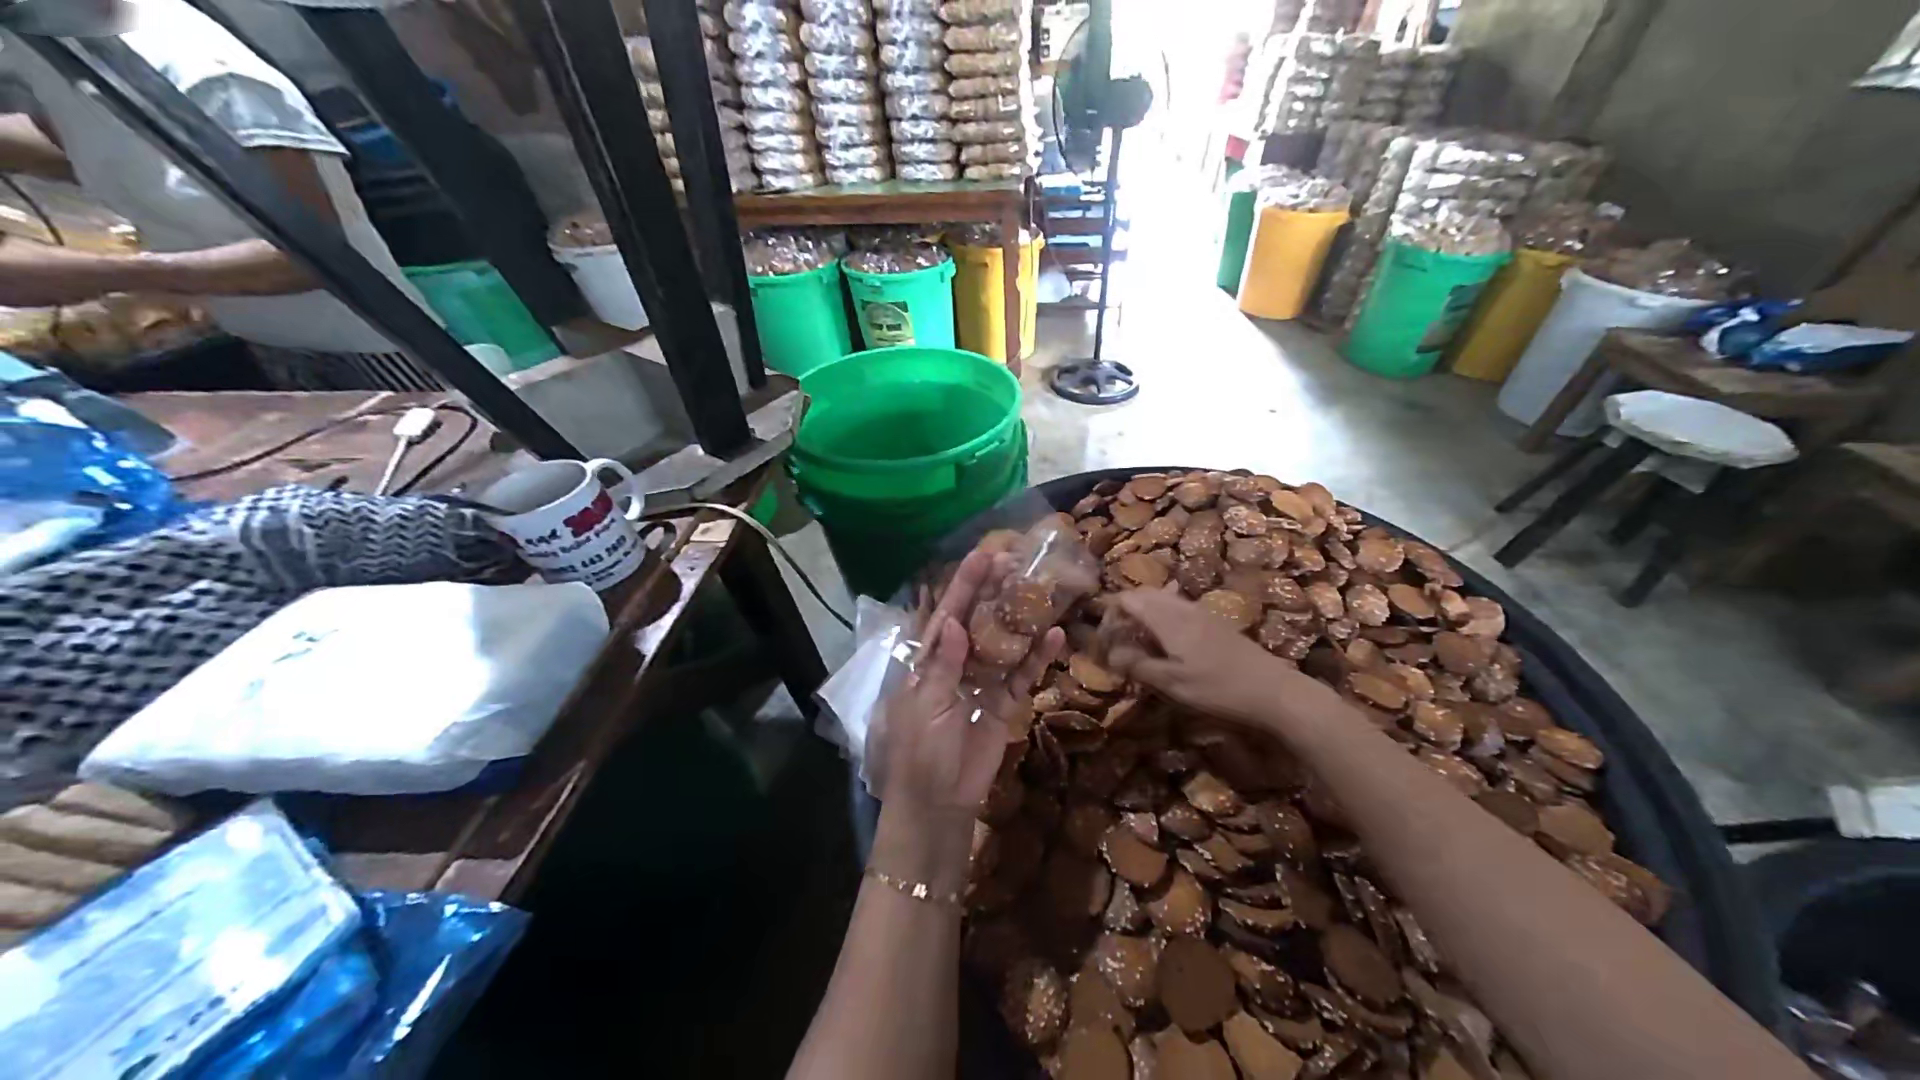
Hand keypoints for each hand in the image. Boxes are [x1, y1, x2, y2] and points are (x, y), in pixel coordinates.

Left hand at [870, 547, 1063, 883]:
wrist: (938, 803)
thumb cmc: (920, 752)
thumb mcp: (924, 706)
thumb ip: (942, 665)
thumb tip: (954, 621)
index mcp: (927, 661)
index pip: (946, 615)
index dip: (962, 585)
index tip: (982, 555)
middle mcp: (956, 664)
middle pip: (977, 621)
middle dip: (994, 592)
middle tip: (1016, 561)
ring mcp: (983, 682)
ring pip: (1004, 643)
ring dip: (1020, 619)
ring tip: (1040, 589)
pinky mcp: (1005, 704)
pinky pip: (1023, 676)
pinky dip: (1038, 658)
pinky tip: (1055, 637)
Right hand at [1105, 586, 1336, 731]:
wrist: (1274, 691)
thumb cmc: (1218, 689)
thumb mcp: (1172, 683)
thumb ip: (1138, 665)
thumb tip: (1110, 655)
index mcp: (1168, 619)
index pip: (1128, 599)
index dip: (1110, 613)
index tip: (1104, 638)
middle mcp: (1182, 607)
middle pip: (1144, 594)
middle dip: (1125, 610)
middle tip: (1118, 638)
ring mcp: (1201, 612)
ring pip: (1162, 598)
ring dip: (1144, 612)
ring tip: (1138, 640)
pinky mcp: (1214, 622)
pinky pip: (1178, 606)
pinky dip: (1162, 615)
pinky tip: (1166, 639)